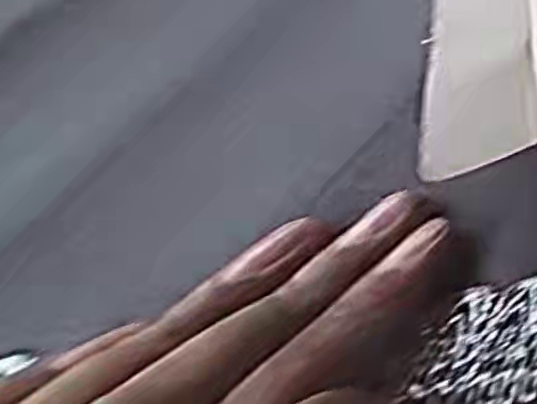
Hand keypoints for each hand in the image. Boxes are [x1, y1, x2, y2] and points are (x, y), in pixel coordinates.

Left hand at [0, 192, 457, 403]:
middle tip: (414, 216)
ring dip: (255, 279)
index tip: (432, 269)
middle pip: (249, 339)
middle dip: (345, 270)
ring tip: (320, 227)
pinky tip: (158, 308)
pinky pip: (38, 384)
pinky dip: (116, 340)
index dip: (376, 312)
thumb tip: (373, 384)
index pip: (298, 373)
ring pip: (158, 340)